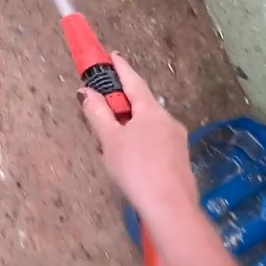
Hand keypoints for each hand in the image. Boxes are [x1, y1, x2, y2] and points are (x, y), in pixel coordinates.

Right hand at [77, 54, 200, 219]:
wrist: (171, 209)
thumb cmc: (137, 169)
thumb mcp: (110, 140)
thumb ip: (97, 113)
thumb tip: (85, 91)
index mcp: (151, 110)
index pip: (133, 81)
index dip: (120, 68)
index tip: (112, 56)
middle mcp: (168, 120)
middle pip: (142, 102)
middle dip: (123, 100)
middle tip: (104, 101)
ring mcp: (177, 140)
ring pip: (149, 123)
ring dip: (131, 122)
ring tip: (113, 136)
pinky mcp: (180, 159)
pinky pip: (156, 139)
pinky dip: (141, 138)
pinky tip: (130, 155)